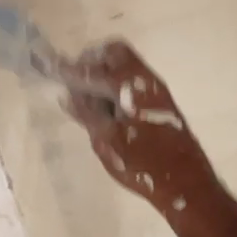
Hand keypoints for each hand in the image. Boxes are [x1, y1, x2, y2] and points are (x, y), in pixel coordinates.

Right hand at [59, 39, 218, 218]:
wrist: (186, 182)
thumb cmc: (142, 163)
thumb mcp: (105, 140)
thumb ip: (86, 114)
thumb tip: (66, 95)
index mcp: (129, 87)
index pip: (93, 69)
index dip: (69, 70)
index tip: (51, 69)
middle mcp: (145, 80)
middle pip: (114, 53)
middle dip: (91, 62)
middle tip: (74, 81)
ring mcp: (155, 90)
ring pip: (124, 66)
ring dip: (103, 73)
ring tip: (86, 99)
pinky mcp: (159, 102)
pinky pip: (132, 81)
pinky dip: (114, 86)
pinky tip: (104, 109)